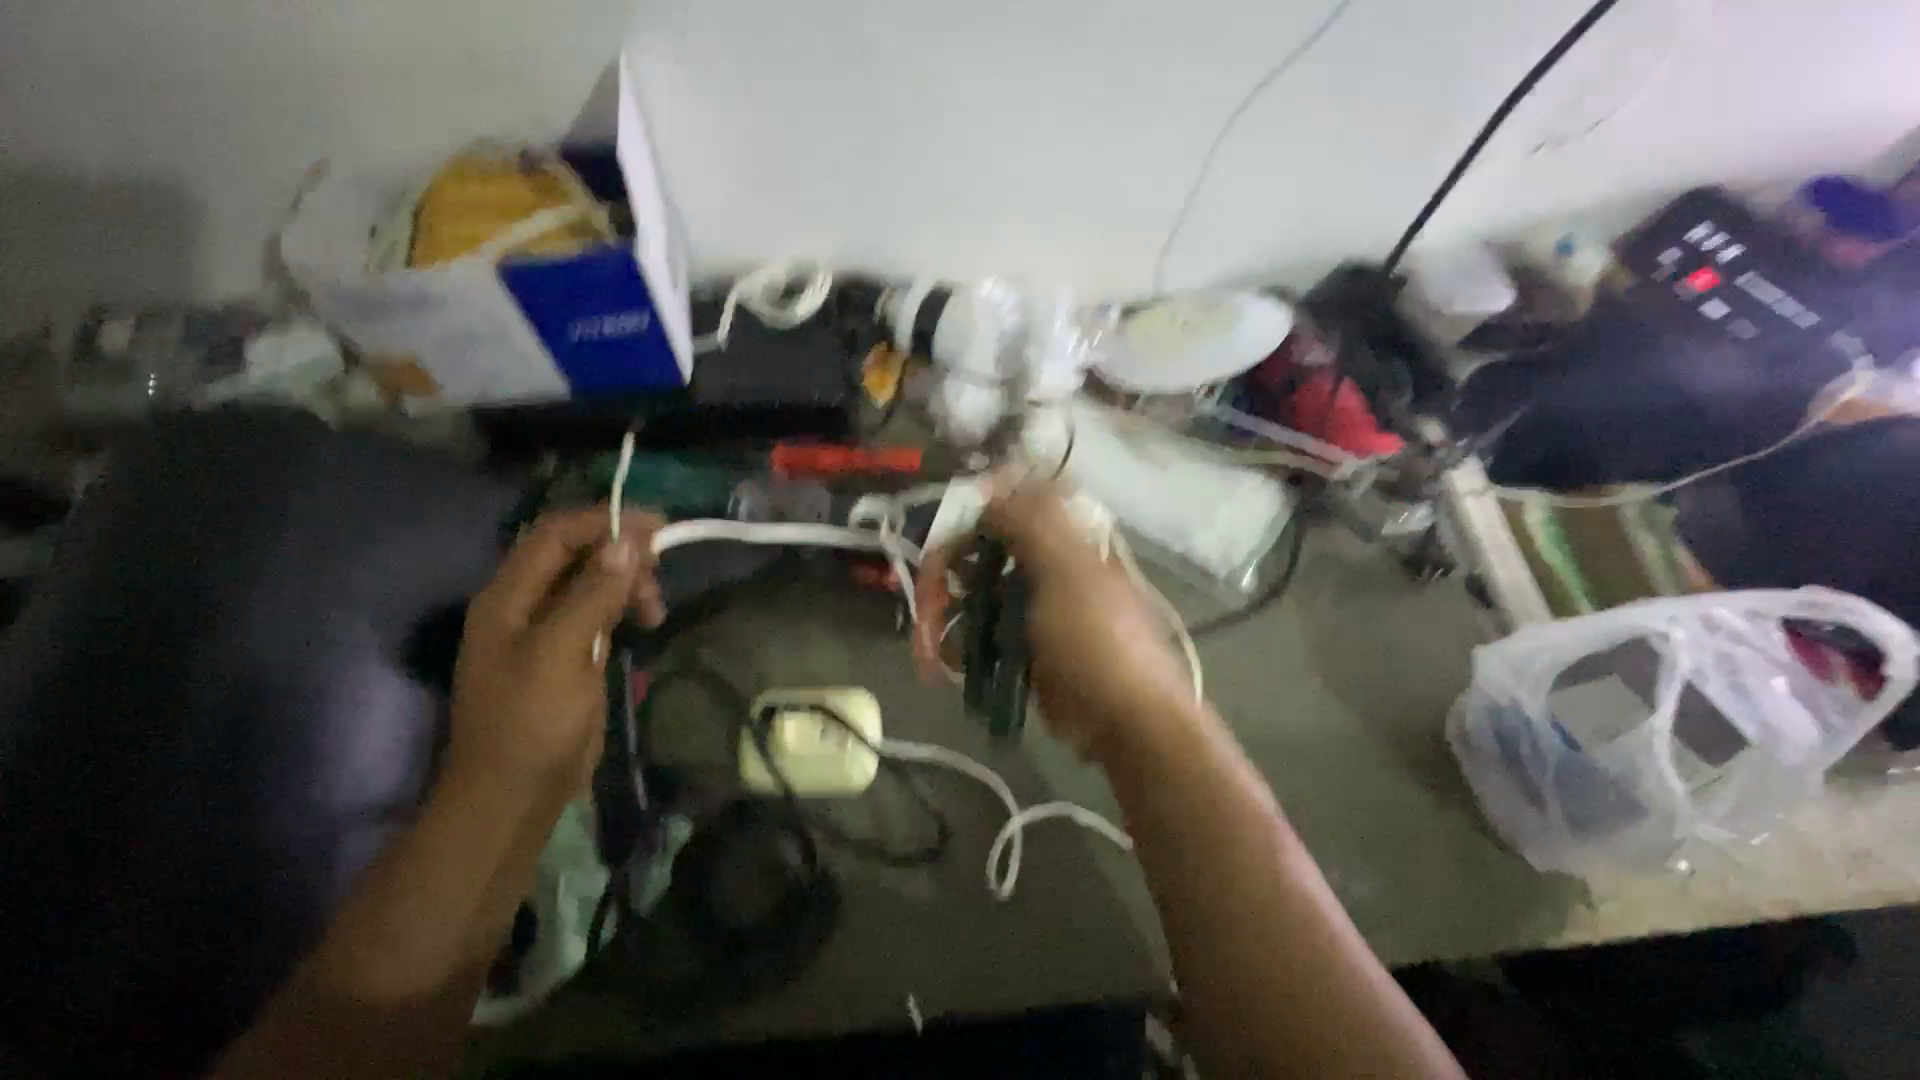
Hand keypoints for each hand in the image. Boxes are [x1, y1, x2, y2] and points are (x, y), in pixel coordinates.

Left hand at [448, 506, 665, 798]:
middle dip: (620, 551)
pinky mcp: (568, 655)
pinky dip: (624, 608)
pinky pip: (598, 613)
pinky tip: (646, 622)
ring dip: (627, 582)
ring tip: (656, 607)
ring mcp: (546, 631)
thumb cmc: (531, 721)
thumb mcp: (561, 653)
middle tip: (660, 569)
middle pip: (575, 553)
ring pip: (591, 582)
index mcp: (508, 597)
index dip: (603, 521)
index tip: (656, 525)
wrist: (514, 793)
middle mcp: (523, 605)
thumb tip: (627, 542)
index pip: (555, 534)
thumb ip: (592, 594)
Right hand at [916, 477, 1194, 761]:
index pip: (1009, 505)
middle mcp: (1046, 567)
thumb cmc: (1098, 641)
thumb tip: (990, 486)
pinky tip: (941, 663)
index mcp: (1064, 540)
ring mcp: (1032, 610)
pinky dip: (957, 647)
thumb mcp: (1067, 572)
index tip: (942, 534)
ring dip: (946, 615)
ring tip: (928, 646)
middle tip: (929, 600)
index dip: (972, 513)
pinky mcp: (1021, 649)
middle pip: (982, 551)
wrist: (1125, 721)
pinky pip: (979, 636)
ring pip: (975, 595)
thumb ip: (1030, 522)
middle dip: (947, 572)